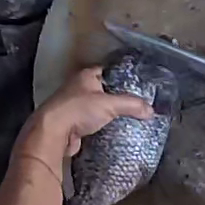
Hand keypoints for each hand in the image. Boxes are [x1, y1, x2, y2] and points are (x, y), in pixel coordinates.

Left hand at [13, 66, 153, 180]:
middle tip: (137, 104)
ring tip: (129, 118)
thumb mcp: (110, 104)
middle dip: (118, 97)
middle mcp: (78, 88)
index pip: (109, 71)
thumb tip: (151, 111)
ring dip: (110, 113)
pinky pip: (92, 122)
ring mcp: (74, 106)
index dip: (123, 76)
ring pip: (98, 107)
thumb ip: (132, 105)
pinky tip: (115, 131)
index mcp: (86, 76)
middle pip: (104, 90)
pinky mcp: (72, 123)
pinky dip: (102, 126)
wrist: (52, 133)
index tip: (138, 85)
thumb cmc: (78, 110)